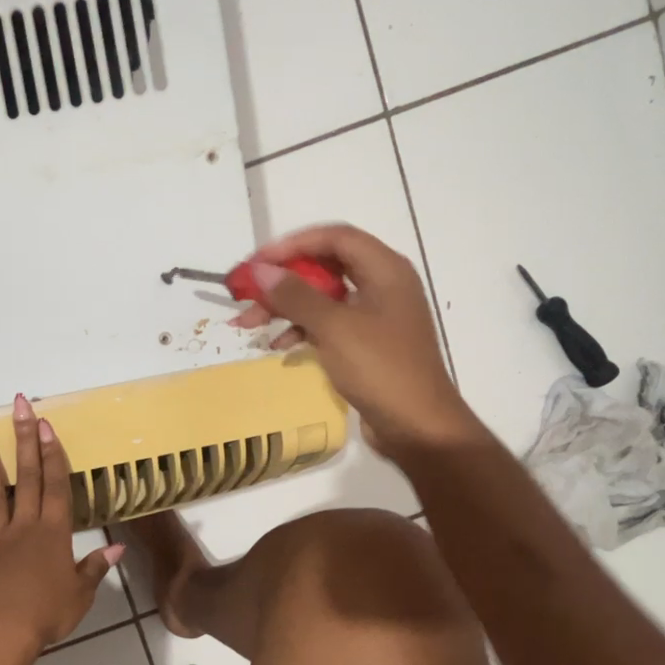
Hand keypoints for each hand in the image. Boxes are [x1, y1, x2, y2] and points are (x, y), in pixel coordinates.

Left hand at [0, 395, 122, 651]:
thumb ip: (94, 569)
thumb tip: (117, 548)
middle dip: (24, 440)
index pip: (56, 487)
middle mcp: (24, 528)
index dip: (52, 455)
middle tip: (19, 406)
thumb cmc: (47, 616)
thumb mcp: (80, 595)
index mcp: (54, 535)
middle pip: (25, 478)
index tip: (46, 425)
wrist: (1, 634)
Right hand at [233, 224, 482, 452]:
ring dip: (286, 308)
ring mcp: (376, 316)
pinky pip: (329, 325)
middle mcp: (383, 285)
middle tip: (246, 299)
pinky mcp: (367, 344)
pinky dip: (302, 330)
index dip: (292, 246)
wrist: (417, 426)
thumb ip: (296, 296)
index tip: (256, 265)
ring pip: (323, 298)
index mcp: (385, 270)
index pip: (334, 238)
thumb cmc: (381, 370)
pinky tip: (280, 347)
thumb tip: (261, 271)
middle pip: (325, 267)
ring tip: (251, 326)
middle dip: (283, 281)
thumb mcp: (335, 328)